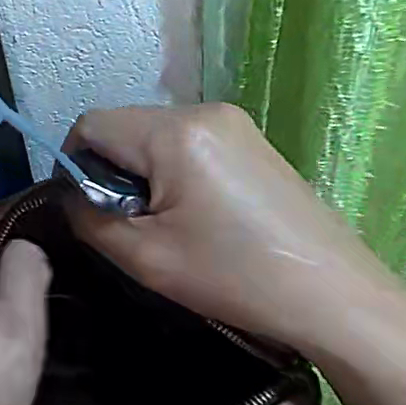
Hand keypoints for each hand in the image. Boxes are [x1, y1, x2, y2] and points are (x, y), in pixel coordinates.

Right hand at [64, 103, 405, 355]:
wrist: (334, 294)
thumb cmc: (236, 277)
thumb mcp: (146, 257)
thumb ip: (90, 218)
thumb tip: (71, 194)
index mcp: (175, 132)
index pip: (92, 125)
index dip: (72, 163)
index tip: (86, 209)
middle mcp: (203, 110)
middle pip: (125, 126)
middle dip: (111, 170)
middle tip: (131, 224)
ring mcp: (233, 121)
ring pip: (155, 134)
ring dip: (143, 172)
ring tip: (168, 223)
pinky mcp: (250, 138)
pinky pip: (188, 142)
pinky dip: (173, 170)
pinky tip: (198, 214)